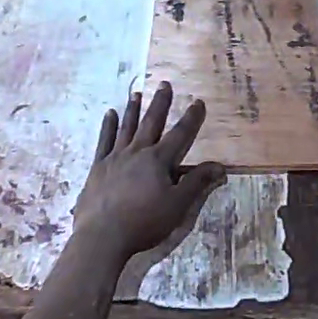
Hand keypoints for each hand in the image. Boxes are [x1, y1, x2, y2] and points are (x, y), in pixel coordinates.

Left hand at [72, 83, 226, 260]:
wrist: (102, 235)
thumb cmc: (144, 222)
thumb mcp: (177, 205)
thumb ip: (197, 183)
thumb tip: (219, 166)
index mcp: (158, 160)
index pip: (179, 135)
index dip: (191, 118)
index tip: (198, 102)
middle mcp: (136, 152)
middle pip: (151, 123)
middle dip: (160, 103)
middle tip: (164, 84)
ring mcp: (114, 158)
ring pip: (126, 127)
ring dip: (133, 109)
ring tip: (136, 93)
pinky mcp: (97, 167)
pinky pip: (104, 141)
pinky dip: (108, 126)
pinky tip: (109, 114)